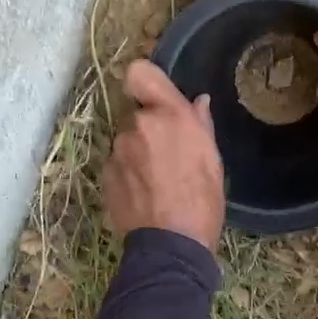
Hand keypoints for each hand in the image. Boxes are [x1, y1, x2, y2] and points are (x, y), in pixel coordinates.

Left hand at [102, 60, 225, 249]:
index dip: (146, 82)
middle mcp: (138, 125)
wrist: (171, 245)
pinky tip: (145, 195)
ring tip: (157, 181)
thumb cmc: (202, 201)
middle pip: (137, 113)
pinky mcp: (105, 174)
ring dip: (138, 153)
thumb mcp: (212, 160)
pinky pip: (118, 164)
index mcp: (169, 115)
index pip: (140, 72)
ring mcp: (118, 150)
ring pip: (127, 140)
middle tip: (168, 155)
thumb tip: (198, 102)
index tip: (155, 98)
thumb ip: (200, 124)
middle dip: (149, 128)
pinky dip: (128, 174)